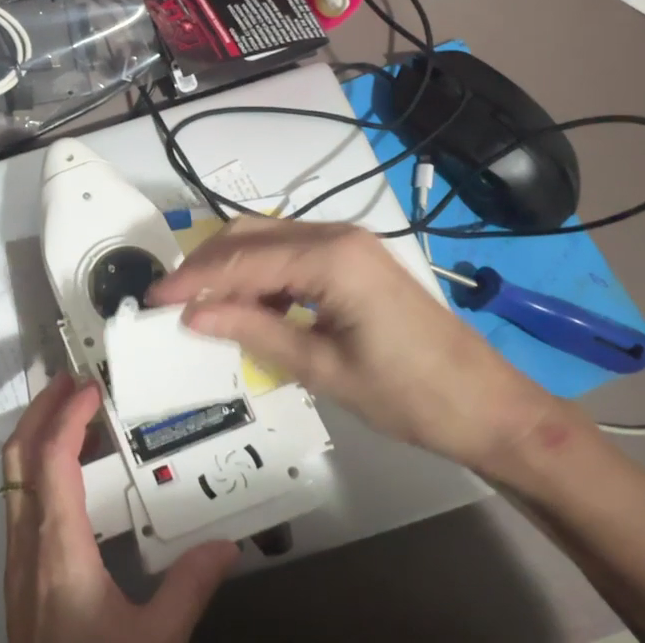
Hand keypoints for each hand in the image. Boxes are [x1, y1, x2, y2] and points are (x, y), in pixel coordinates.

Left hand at [2, 372, 237, 642]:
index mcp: (58, 549)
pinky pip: (20, 501)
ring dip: (36, 436)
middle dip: (39, 410)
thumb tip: (224, 548)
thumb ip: (189, 589)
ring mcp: (16, 559)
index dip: (66, 417)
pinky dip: (37, 469)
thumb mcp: (154, 640)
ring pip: (13, 478)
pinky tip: (68, 477)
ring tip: (69, 416)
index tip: (87, 389)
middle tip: (67, 382)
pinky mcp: (18, 574)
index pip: (51, 461)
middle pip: (17, 457)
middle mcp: (26, 544)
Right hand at [147, 219, 564, 474]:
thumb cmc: (411, 396)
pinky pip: (291, 254)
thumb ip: (253, 332)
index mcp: (331, 259)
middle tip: (172, 301)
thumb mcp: (323, 369)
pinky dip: (260, 274)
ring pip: (267, 240)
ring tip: (203, 308)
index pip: (241, 260)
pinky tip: (248, 306)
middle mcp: (337, 236)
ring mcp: (349, 243)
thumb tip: (191, 315)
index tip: (152, 299)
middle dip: (205, 265)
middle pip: (248, 235)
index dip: (192, 280)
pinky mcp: (355, 259)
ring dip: (230, 269)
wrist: (492, 409)